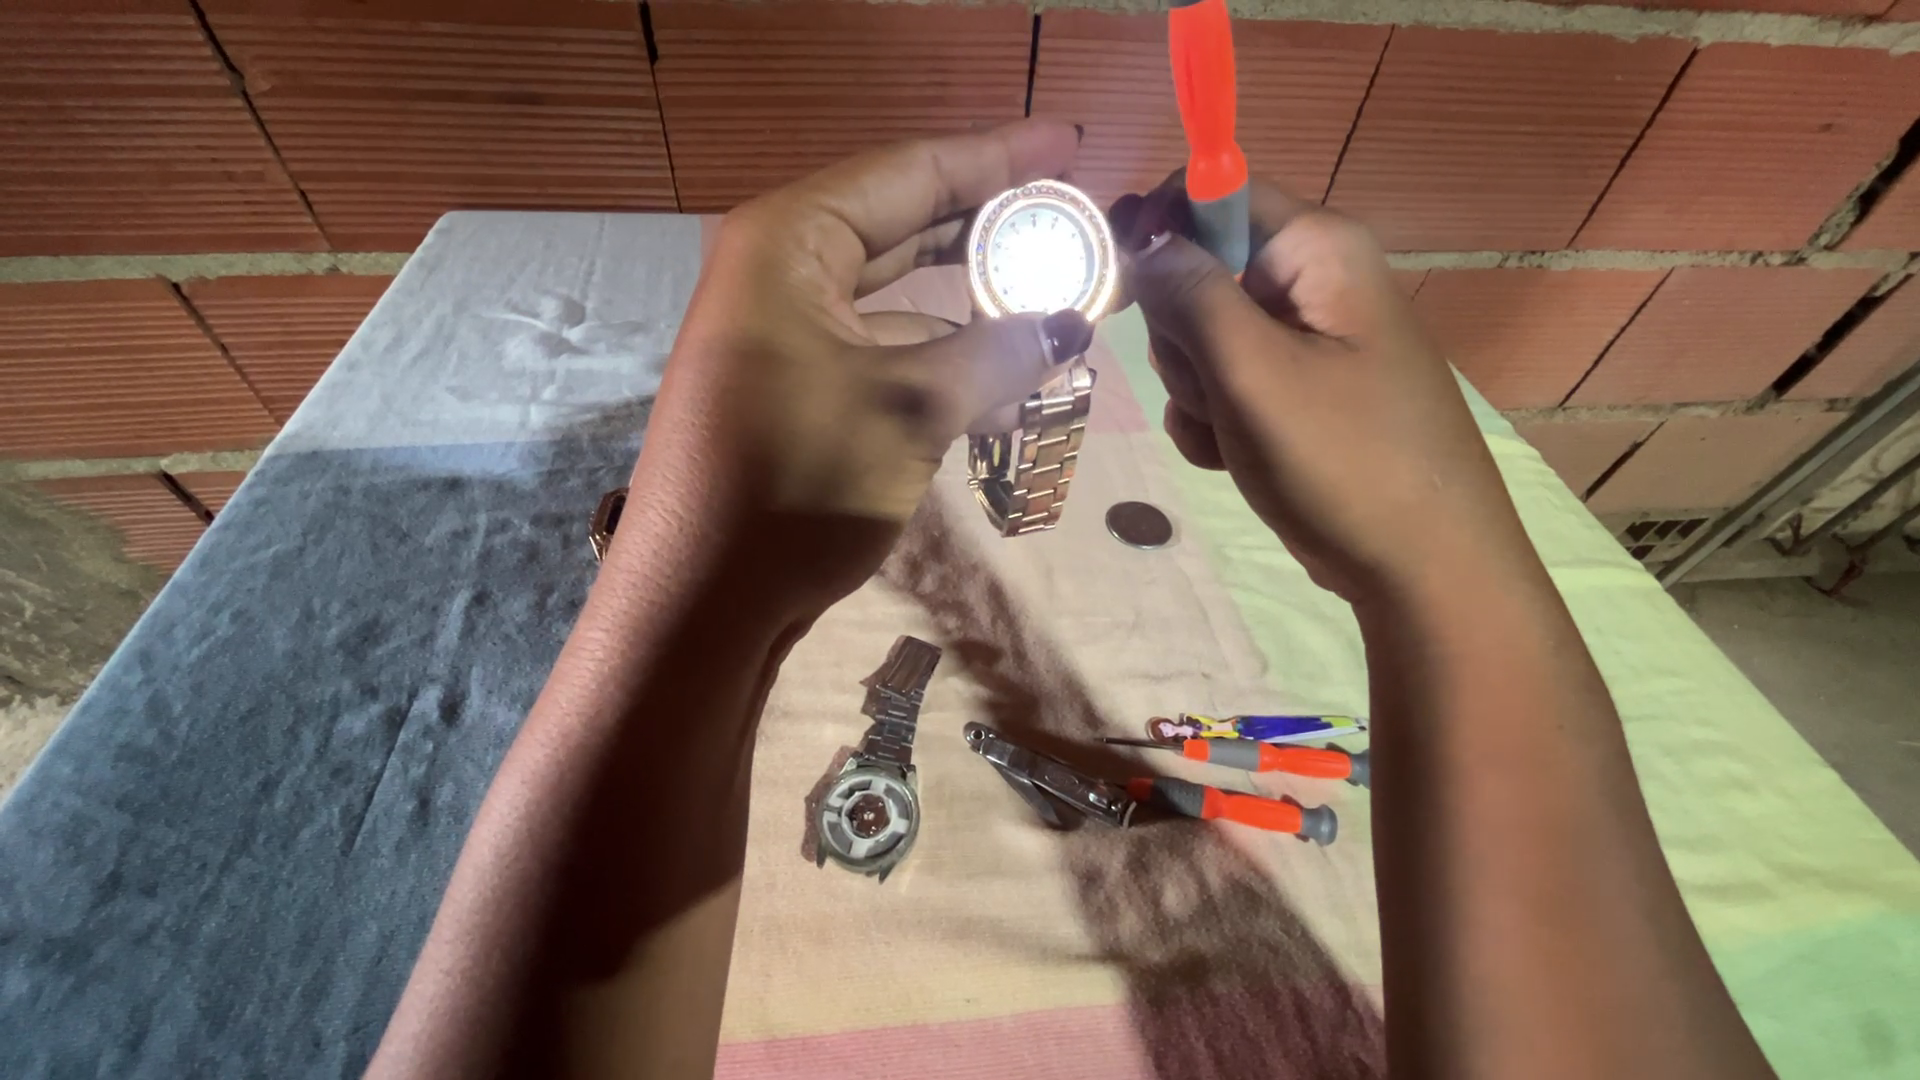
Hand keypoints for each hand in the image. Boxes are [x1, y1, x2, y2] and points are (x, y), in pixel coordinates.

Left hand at [624, 120, 1094, 612]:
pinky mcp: (801, 397)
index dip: (997, 159)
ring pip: (903, 309)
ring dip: (976, 326)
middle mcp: (783, 277)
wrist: (706, 601)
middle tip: (1069, 230)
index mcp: (789, 243)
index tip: (1066, 147)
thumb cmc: (797, 483)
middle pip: (906, 232)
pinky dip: (944, 375)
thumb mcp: (910, 408)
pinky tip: (1004, 402)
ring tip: (1057, 338)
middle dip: (989, 238)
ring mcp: (789, 340)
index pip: (909, 173)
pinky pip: (887, 361)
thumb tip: (1068, 326)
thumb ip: (996, 353)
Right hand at [1114, 180, 1536, 601]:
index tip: (1126, 294)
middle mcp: (1312, 282)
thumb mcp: (1252, 372)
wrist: (1417, 564)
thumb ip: (1189, 295)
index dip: (1158, 232)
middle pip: (1198, 275)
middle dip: (1183, 340)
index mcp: (1317, 250)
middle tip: (1215, 388)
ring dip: (1196, 392)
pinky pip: (1222, 387)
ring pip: (1201, 341)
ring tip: (1234, 435)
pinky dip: (1214, 423)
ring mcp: (1303, 342)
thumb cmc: (1341, 459)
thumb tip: (1141, 238)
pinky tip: (1236, 457)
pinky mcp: (1294, 392)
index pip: (1212, 194)